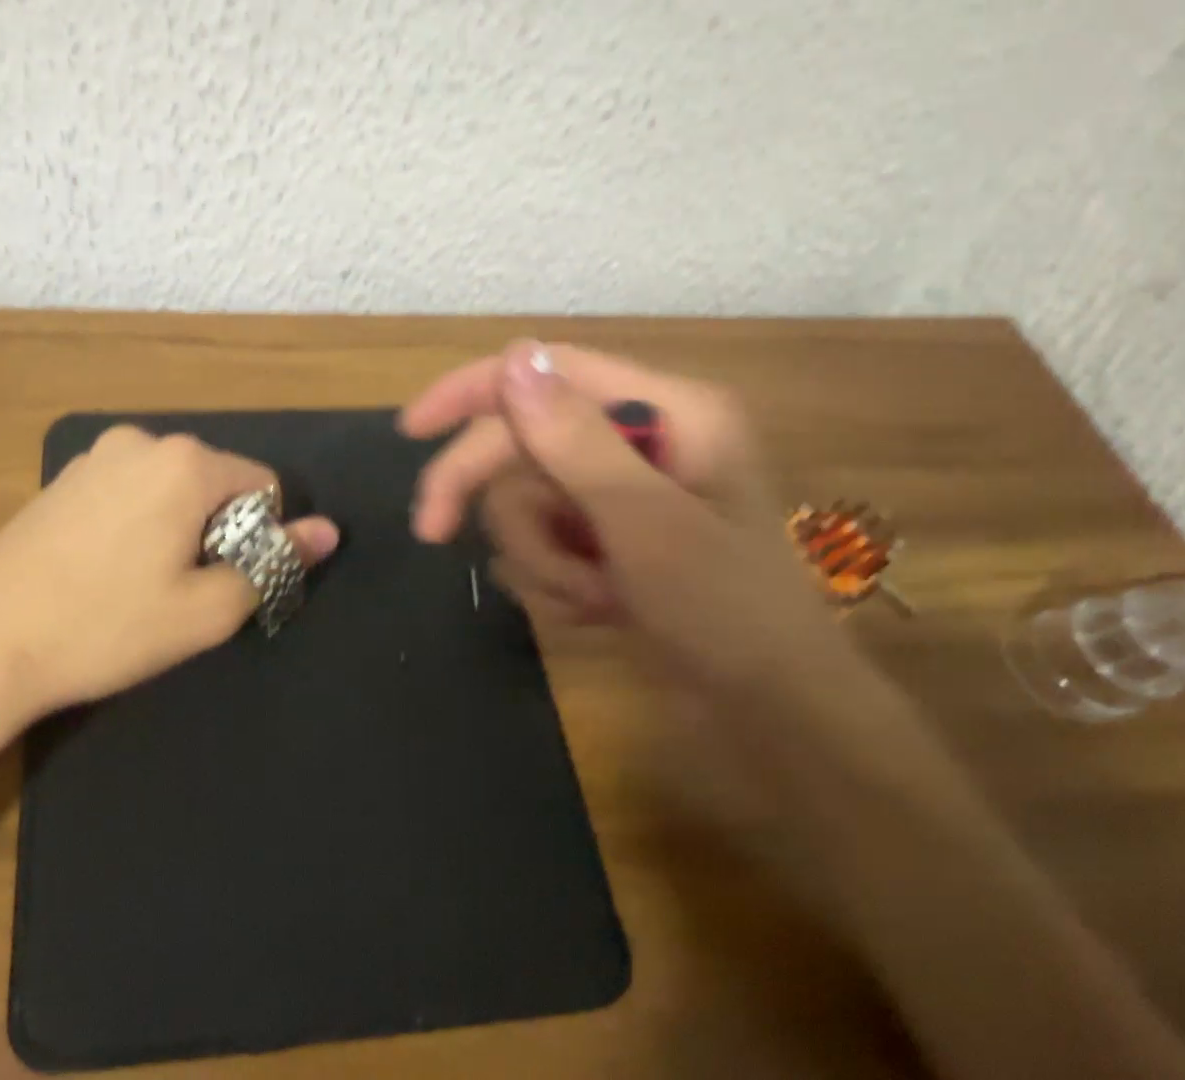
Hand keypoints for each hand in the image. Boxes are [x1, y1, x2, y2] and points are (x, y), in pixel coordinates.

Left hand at [0, 425, 338, 772]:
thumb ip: (272, 564)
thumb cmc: (106, 629)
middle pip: (215, 483)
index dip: (260, 539)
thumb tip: (328, 531)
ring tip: (139, 587)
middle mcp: (140, 441)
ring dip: (176, 530)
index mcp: (184, 463)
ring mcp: (93, 457)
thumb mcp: (204, 611)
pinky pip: (128, 493)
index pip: (263, 486)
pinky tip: (104, 573)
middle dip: (216, 532)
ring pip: (170, 489)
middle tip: (181, 592)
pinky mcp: (61, 480)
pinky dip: (136, 525)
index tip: (224, 584)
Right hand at [402, 339, 853, 699]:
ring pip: (528, 503)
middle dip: (500, 501)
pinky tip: (597, 611)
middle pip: (526, 444)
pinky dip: (556, 580)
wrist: (773, 714)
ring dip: (542, 557)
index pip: (549, 373)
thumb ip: (576, 442)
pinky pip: (546, 543)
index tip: (411, 433)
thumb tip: (514, 359)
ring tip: (591, 598)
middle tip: (433, 536)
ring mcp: (626, 497)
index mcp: (669, 413)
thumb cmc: (727, 615)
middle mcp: (643, 442)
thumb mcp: (646, 526)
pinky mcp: (613, 542)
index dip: (473, 393)